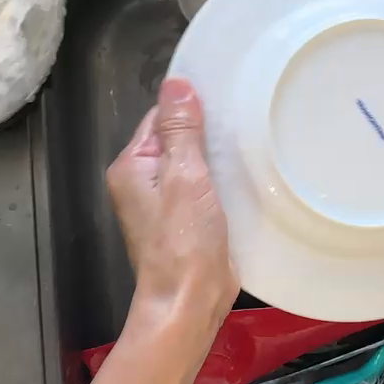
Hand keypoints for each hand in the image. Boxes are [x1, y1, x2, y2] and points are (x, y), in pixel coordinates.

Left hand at [105, 77, 238, 329]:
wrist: (191, 300)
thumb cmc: (184, 239)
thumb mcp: (185, 175)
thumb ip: (181, 130)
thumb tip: (176, 83)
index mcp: (131, 167)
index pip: (160, 118)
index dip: (190, 108)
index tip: (226, 99)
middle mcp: (142, 182)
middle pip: (178, 139)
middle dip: (208, 131)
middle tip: (247, 120)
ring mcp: (165, 203)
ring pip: (195, 163)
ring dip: (219, 156)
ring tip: (252, 143)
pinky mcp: (188, 220)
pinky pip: (206, 185)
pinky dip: (224, 178)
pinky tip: (248, 174)